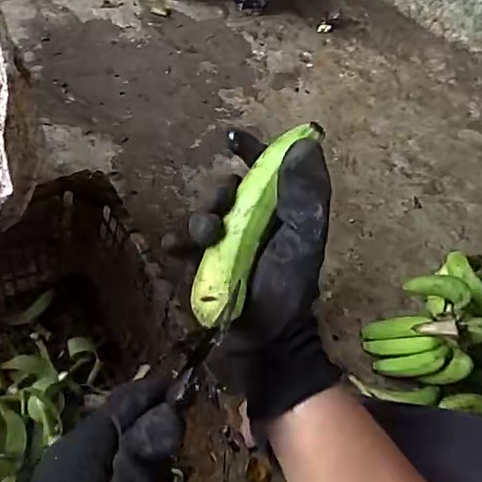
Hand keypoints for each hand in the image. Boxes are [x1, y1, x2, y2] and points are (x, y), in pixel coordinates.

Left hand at [0, 375, 183, 481]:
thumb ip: (143, 459)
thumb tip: (169, 408)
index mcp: (88, 443)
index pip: (128, 399)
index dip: (159, 389)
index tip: (190, 383)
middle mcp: (72, 444)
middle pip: (117, 413)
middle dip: (151, 408)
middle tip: (187, 413)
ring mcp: (62, 465)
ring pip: (109, 434)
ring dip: (138, 431)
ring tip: (170, 438)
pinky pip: (100, 454)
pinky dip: (124, 452)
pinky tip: (138, 471)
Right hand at [185, 128, 342, 425]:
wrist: (265, 344)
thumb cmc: (288, 291)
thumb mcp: (303, 238)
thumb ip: (304, 193)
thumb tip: (304, 143)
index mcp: (280, 215)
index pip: (265, 171)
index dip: (252, 150)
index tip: (232, 137)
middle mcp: (252, 225)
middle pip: (226, 191)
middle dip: (220, 192)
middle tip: (223, 202)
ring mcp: (225, 247)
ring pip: (201, 215)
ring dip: (200, 219)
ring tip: (207, 239)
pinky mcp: (203, 267)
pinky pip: (182, 246)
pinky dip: (177, 243)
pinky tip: (177, 250)